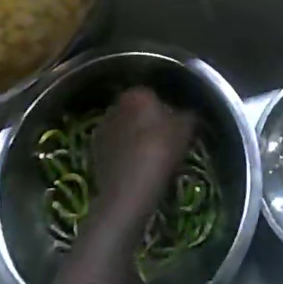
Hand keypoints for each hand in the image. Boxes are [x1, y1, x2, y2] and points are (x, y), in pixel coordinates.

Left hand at [92, 87, 196, 223]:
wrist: (129, 189)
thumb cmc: (160, 150)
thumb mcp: (185, 130)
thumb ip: (189, 116)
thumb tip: (188, 114)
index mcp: (137, 94)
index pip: (154, 96)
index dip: (166, 111)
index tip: (175, 127)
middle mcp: (115, 106)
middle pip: (136, 111)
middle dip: (148, 122)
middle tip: (164, 142)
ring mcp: (102, 128)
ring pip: (124, 128)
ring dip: (134, 137)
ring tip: (149, 157)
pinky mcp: (94, 151)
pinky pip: (115, 147)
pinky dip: (123, 153)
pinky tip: (135, 168)